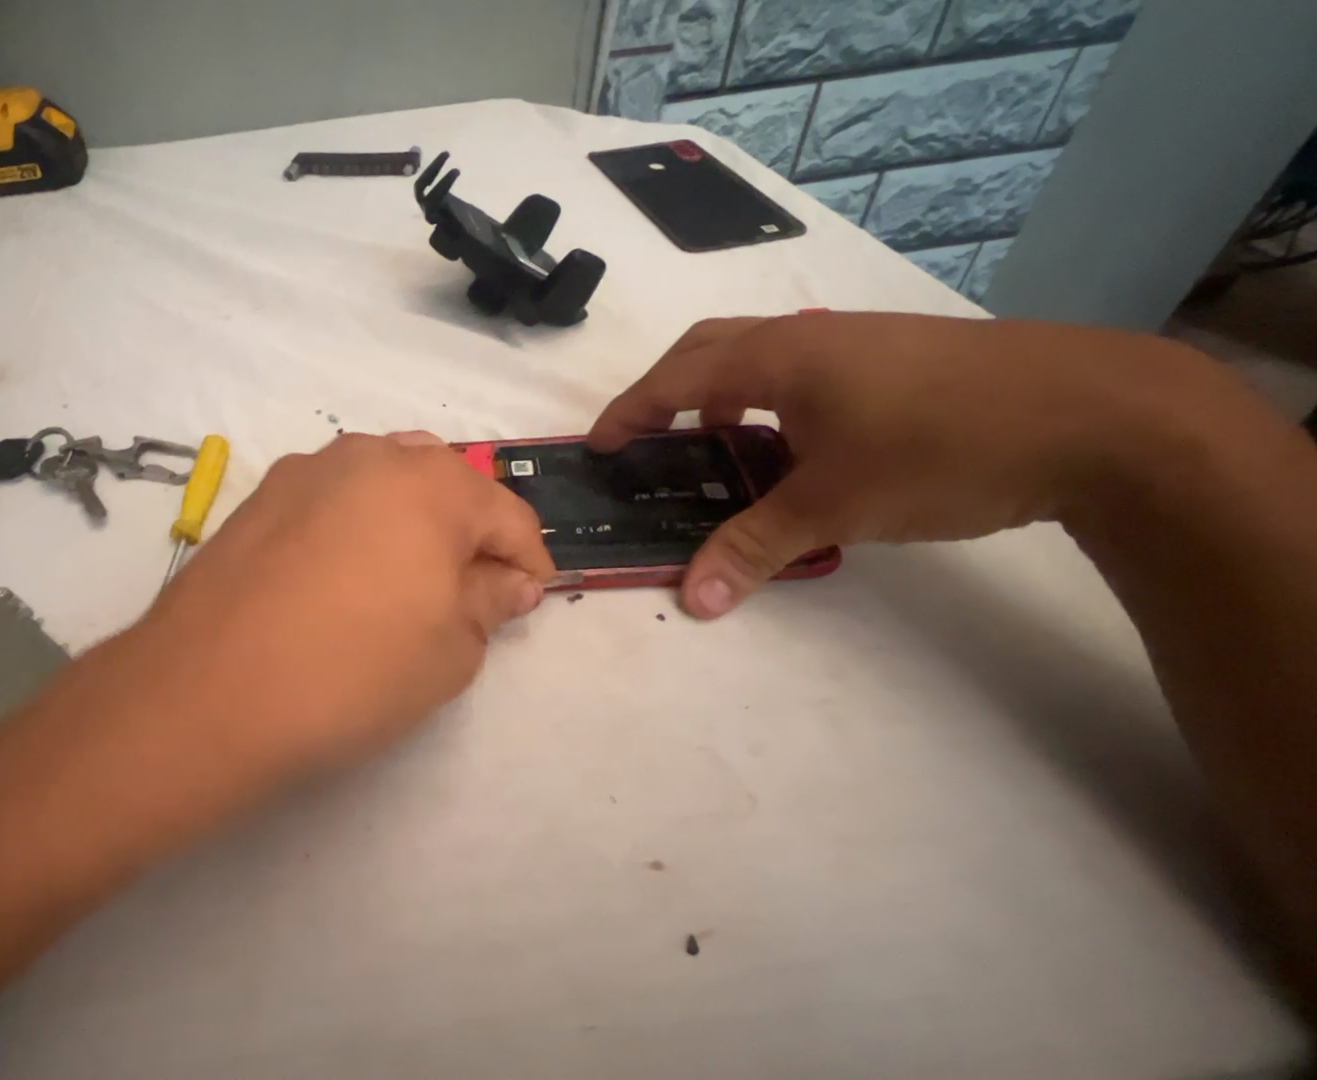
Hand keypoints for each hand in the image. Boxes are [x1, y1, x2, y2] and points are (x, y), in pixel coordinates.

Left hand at [138, 431, 554, 782]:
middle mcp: (367, 457)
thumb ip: (488, 604)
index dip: (527, 560)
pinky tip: (339, 577)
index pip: (506, 513)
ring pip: (380, 481)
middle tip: (466, 590)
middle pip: (442, 482)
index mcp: (430, 484)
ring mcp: (303, 471)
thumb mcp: (448, 653)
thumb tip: (508, 580)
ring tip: (403, 580)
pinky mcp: (257, 499)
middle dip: (467, 530)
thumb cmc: (351, 672)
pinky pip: (329, 499)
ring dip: (408, 521)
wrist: (206, 693)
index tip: (528, 601)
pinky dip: (353, 526)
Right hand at [590, 312, 1269, 618]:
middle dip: (667, 387)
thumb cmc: (942, 448)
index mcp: (779, 359)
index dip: (630, 410)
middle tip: (649, 434)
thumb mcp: (836, 507)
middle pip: (710, 345)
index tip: (599, 443)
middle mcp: (809, 337)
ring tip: (725, 447)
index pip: (676, 377)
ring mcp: (858, 340)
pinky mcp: (899, 356)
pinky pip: (805, 367)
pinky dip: (775, 399)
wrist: (1099, 414)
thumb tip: (691, 599)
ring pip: (762, 353)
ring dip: (724, 392)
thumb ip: (755, 548)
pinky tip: (802, 446)